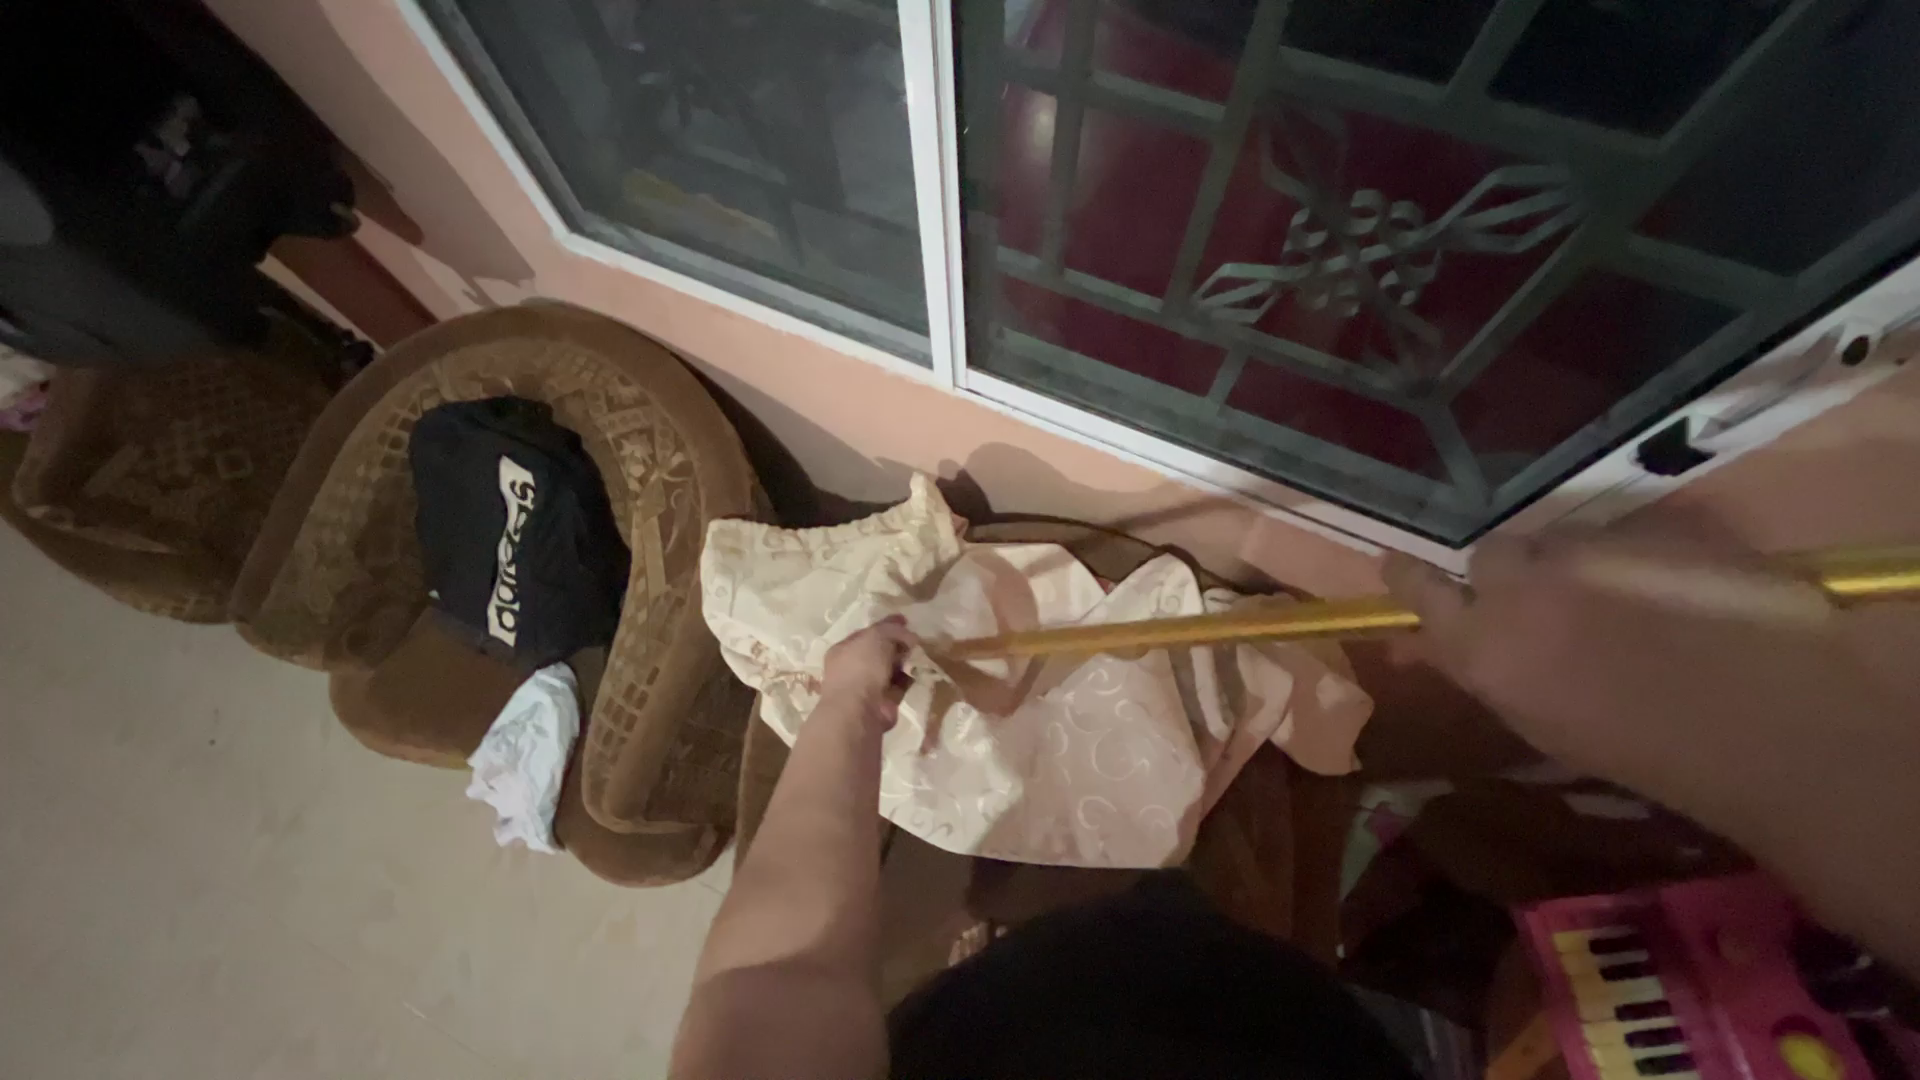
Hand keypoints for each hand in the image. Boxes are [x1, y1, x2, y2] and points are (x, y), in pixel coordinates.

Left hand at [818, 616, 916, 731]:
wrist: (859, 710)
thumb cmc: (861, 667)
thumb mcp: (876, 636)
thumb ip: (892, 629)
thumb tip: (910, 636)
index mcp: (844, 650)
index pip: (867, 633)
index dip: (886, 626)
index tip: (905, 621)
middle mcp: (853, 668)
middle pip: (879, 650)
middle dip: (897, 644)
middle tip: (914, 640)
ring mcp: (867, 686)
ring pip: (890, 668)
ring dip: (904, 661)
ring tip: (918, 654)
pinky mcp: (883, 702)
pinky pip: (899, 685)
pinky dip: (908, 678)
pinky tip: (918, 671)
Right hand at [1379, 531, 1861, 793]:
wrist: (1763, 732)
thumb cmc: (1626, 745)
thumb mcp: (1526, 714)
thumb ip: (1470, 665)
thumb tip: (1420, 641)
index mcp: (1481, 639)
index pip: (1417, 585)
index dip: (1406, 573)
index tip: (1398, 566)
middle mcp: (1520, 587)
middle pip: (1489, 552)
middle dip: (1506, 570)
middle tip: (1540, 598)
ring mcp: (1588, 555)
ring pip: (1557, 540)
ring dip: (1570, 564)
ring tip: (1615, 599)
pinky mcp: (1650, 535)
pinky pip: (1621, 536)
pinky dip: (1630, 559)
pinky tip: (1664, 593)